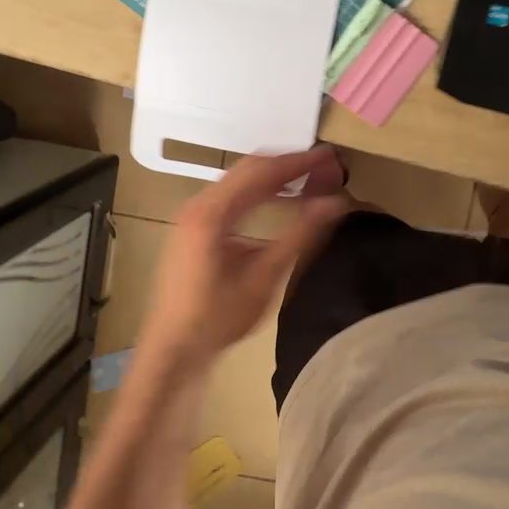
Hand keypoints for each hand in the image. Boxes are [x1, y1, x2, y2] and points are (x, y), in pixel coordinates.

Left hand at [138, 147, 349, 369]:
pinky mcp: (194, 228)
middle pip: (249, 168)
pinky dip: (259, 190)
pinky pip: (231, 195)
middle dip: (288, 164)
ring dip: (274, 176)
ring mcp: (193, 215)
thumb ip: (301, 235)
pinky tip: (280, 200)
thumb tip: (335, 203)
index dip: (300, 162)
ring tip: (309, 179)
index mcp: (212, 212)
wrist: (172, 350)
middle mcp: (199, 204)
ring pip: (239, 180)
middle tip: (324, 166)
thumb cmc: (217, 318)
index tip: (331, 157)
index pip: (263, 171)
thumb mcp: (265, 276)